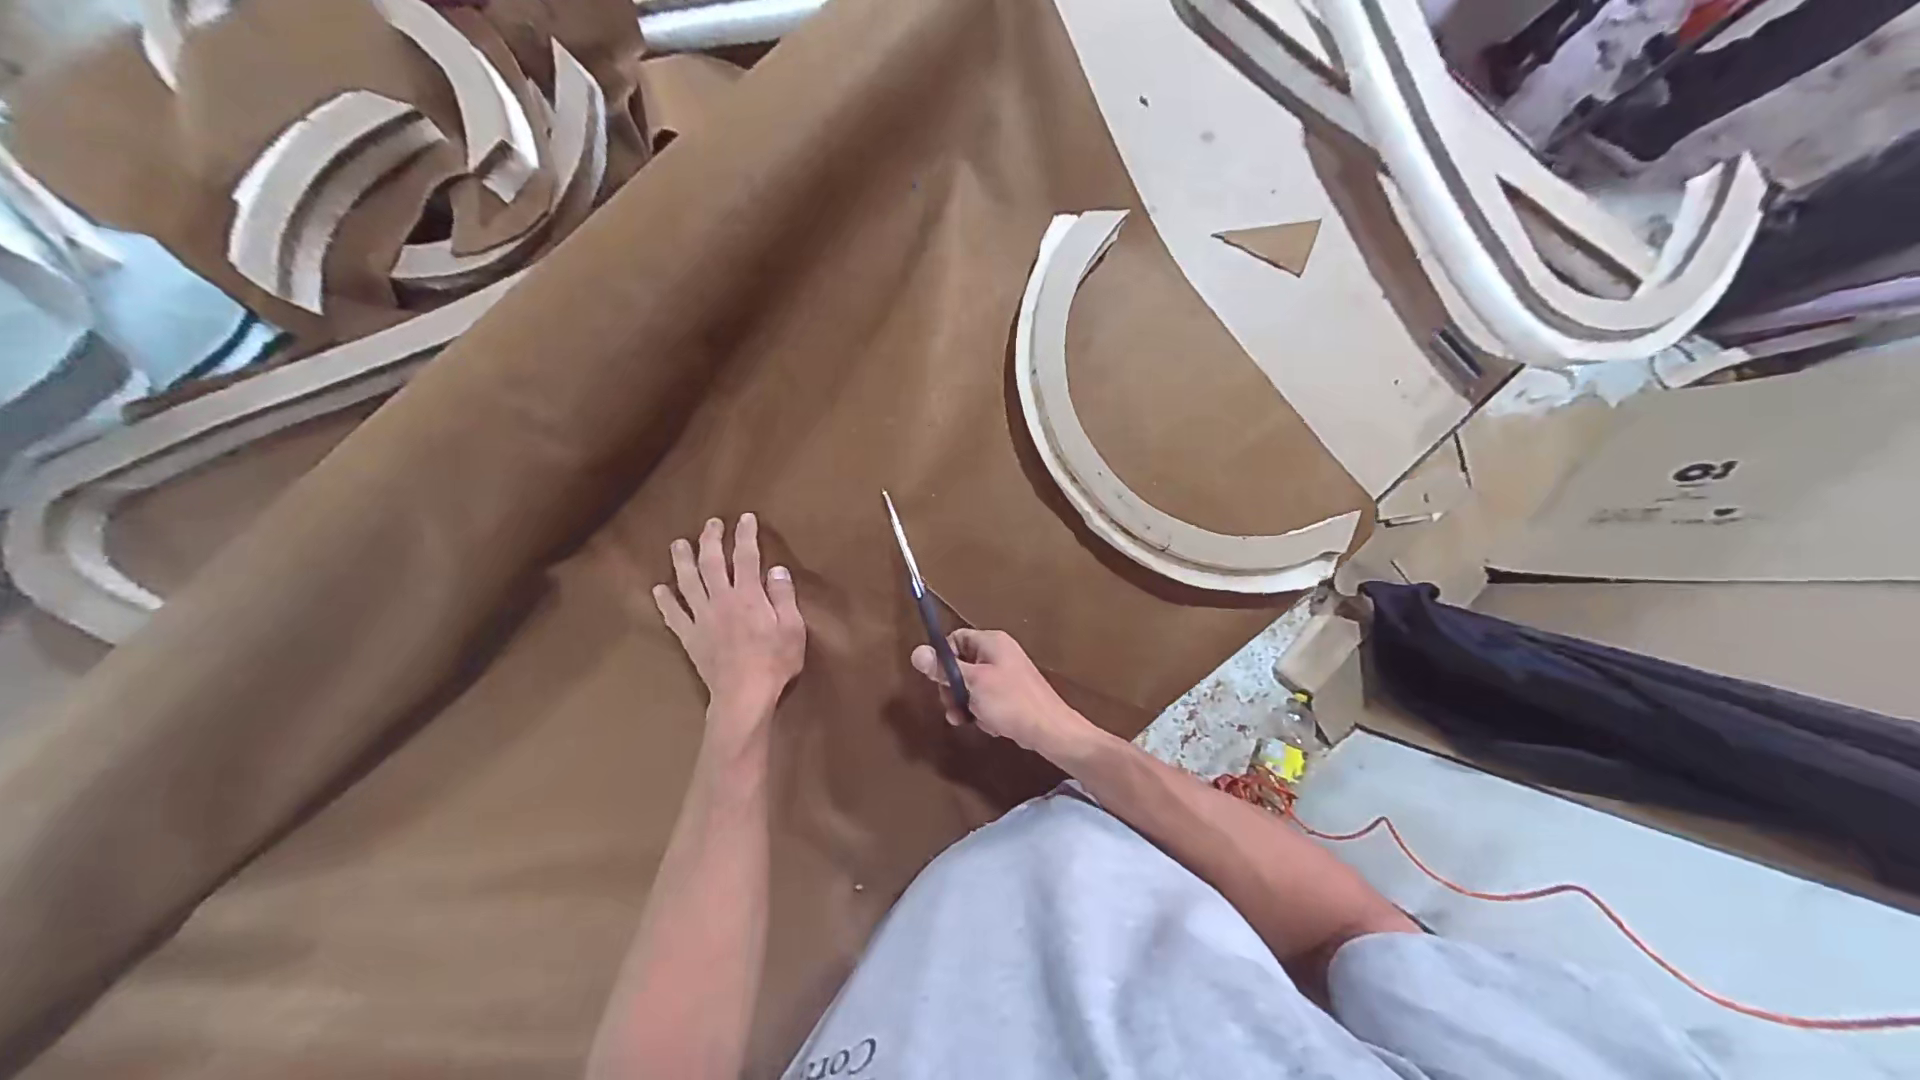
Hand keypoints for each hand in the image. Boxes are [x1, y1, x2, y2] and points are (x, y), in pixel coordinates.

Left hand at [654, 513, 805, 720]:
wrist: (743, 695)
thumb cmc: (774, 662)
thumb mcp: (793, 628)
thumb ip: (784, 597)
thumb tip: (777, 570)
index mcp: (749, 595)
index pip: (747, 556)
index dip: (745, 535)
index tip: (745, 518)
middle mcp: (722, 600)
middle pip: (712, 562)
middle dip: (712, 540)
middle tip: (711, 523)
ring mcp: (702, 618)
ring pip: (688, 582)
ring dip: (682, 561)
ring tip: (678, 543)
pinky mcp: (690, 637)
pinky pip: (674, 615)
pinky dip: (665, 601)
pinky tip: (659, 589)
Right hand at [911, 629, 1099, 762]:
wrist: (1049, 731)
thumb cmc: (1012, 702)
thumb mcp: (972, 683)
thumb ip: (944, 668)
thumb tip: (917, 652)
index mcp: (991, 642)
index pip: (955, 639)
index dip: (943, 659)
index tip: (939, 680)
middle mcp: (998, 653)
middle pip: (960, 664)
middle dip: (953, 688)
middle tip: (953, 706)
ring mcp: (1005, 674)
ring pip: (970, 685)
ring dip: (966, 704)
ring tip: (970, 719)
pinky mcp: (1009, 694)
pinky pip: (984, 699)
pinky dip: (982, 712)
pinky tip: (988, 723)